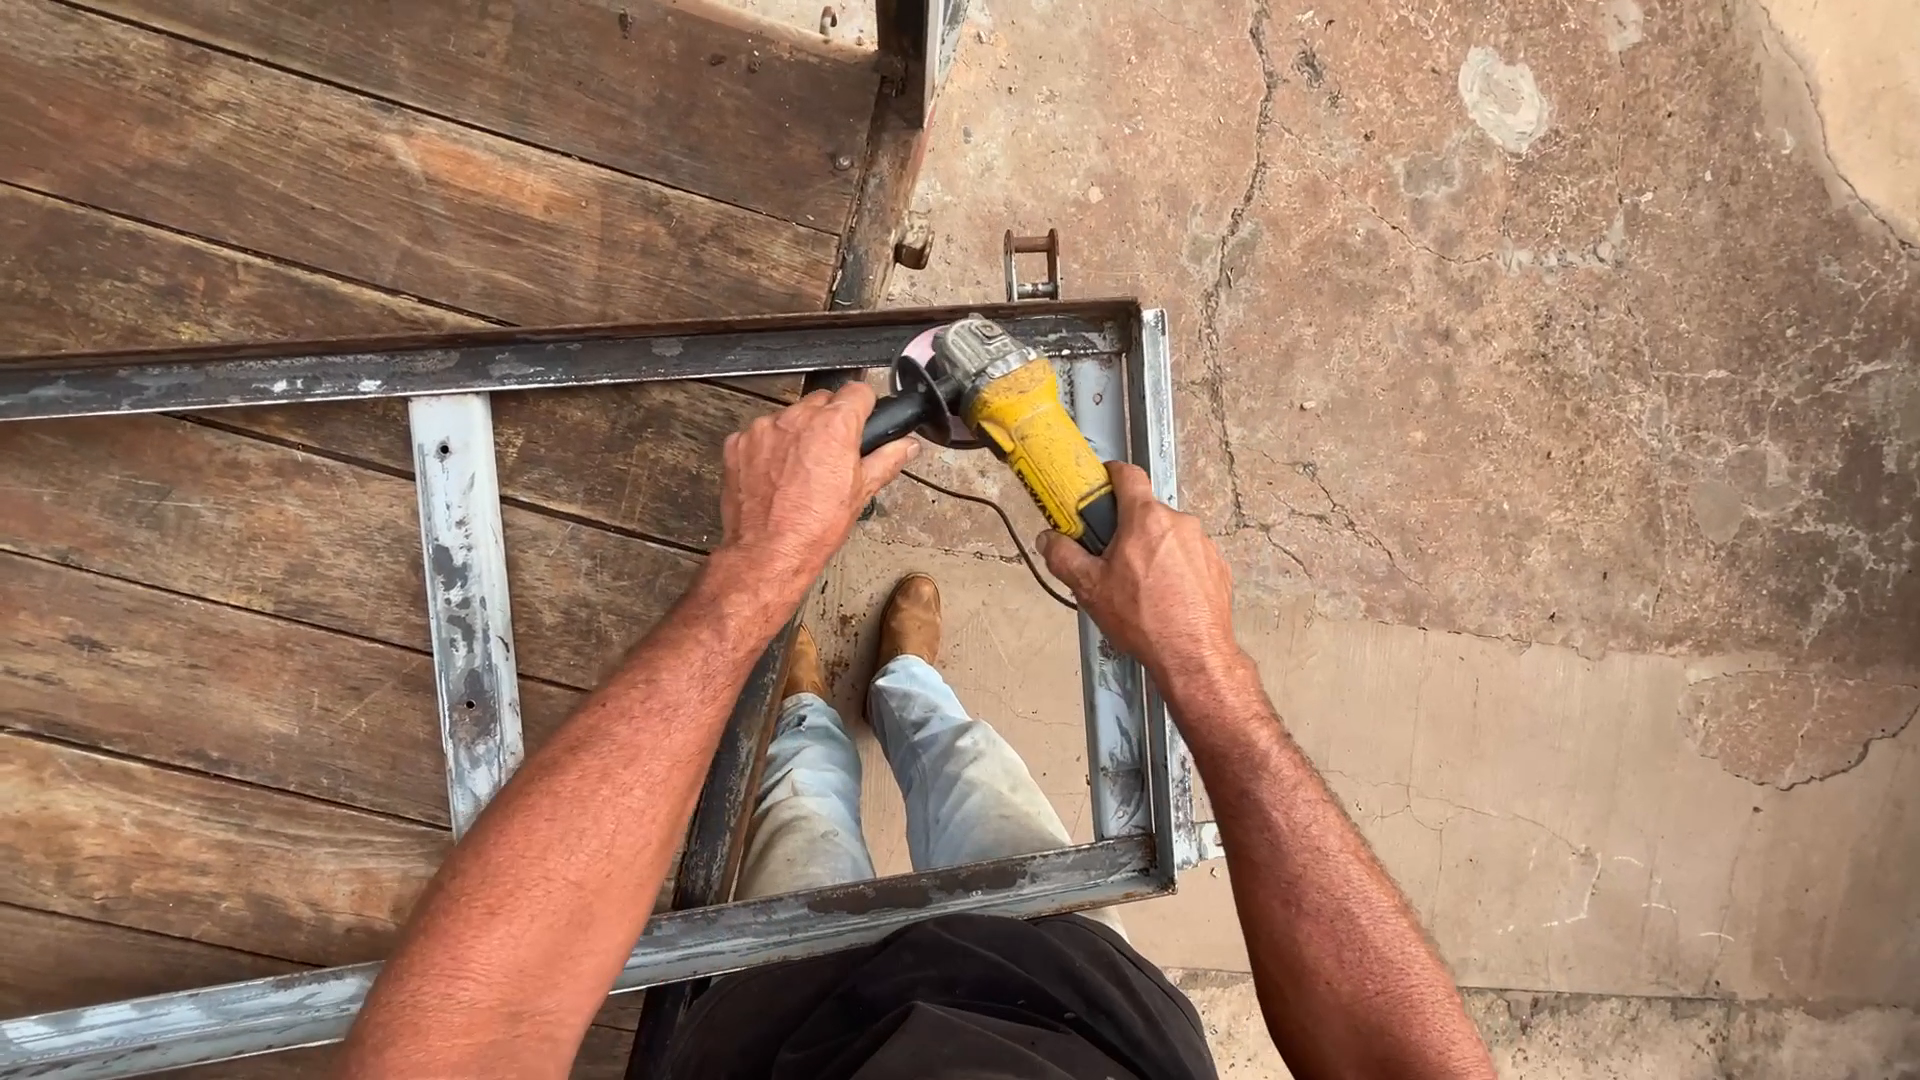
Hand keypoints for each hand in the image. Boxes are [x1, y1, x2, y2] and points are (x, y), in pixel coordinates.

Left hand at [716, 383, 917, 598]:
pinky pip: (760, 434)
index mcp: (834, 426)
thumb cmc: (814, 527)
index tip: (863, 418)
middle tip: (833, 453)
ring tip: (802, 470)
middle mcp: (797, 419)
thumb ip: (887, 460)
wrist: (769, 552)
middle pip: (822, 401)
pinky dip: (769, 448)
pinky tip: (777, 475)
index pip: (857, 391)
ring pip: (789, 417)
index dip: (864, 405)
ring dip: (798, 433)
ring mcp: (764, 429)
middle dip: (830, 420)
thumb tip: (906, 446)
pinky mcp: (739, 443)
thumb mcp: (861, 492)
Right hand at [1039, 461, 1237, 679]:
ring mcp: (1202, 545)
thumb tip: (1049, 540)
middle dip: (1127, 528)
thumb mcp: (1089, 588)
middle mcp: (1179, 523)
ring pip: (1168, 536)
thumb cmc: (1144, 620)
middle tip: (1111, 558)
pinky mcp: (1217, 567)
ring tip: (1139, 586)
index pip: (1128, 474)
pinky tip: (1164, 597)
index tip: (1100, 484)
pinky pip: (1189, 557)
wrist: (1193, 654)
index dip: (1110, 474)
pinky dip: (1175, 569)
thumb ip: (1063, 556)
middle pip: (1146, 511)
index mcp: (1145, 519)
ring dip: (1152, 551)